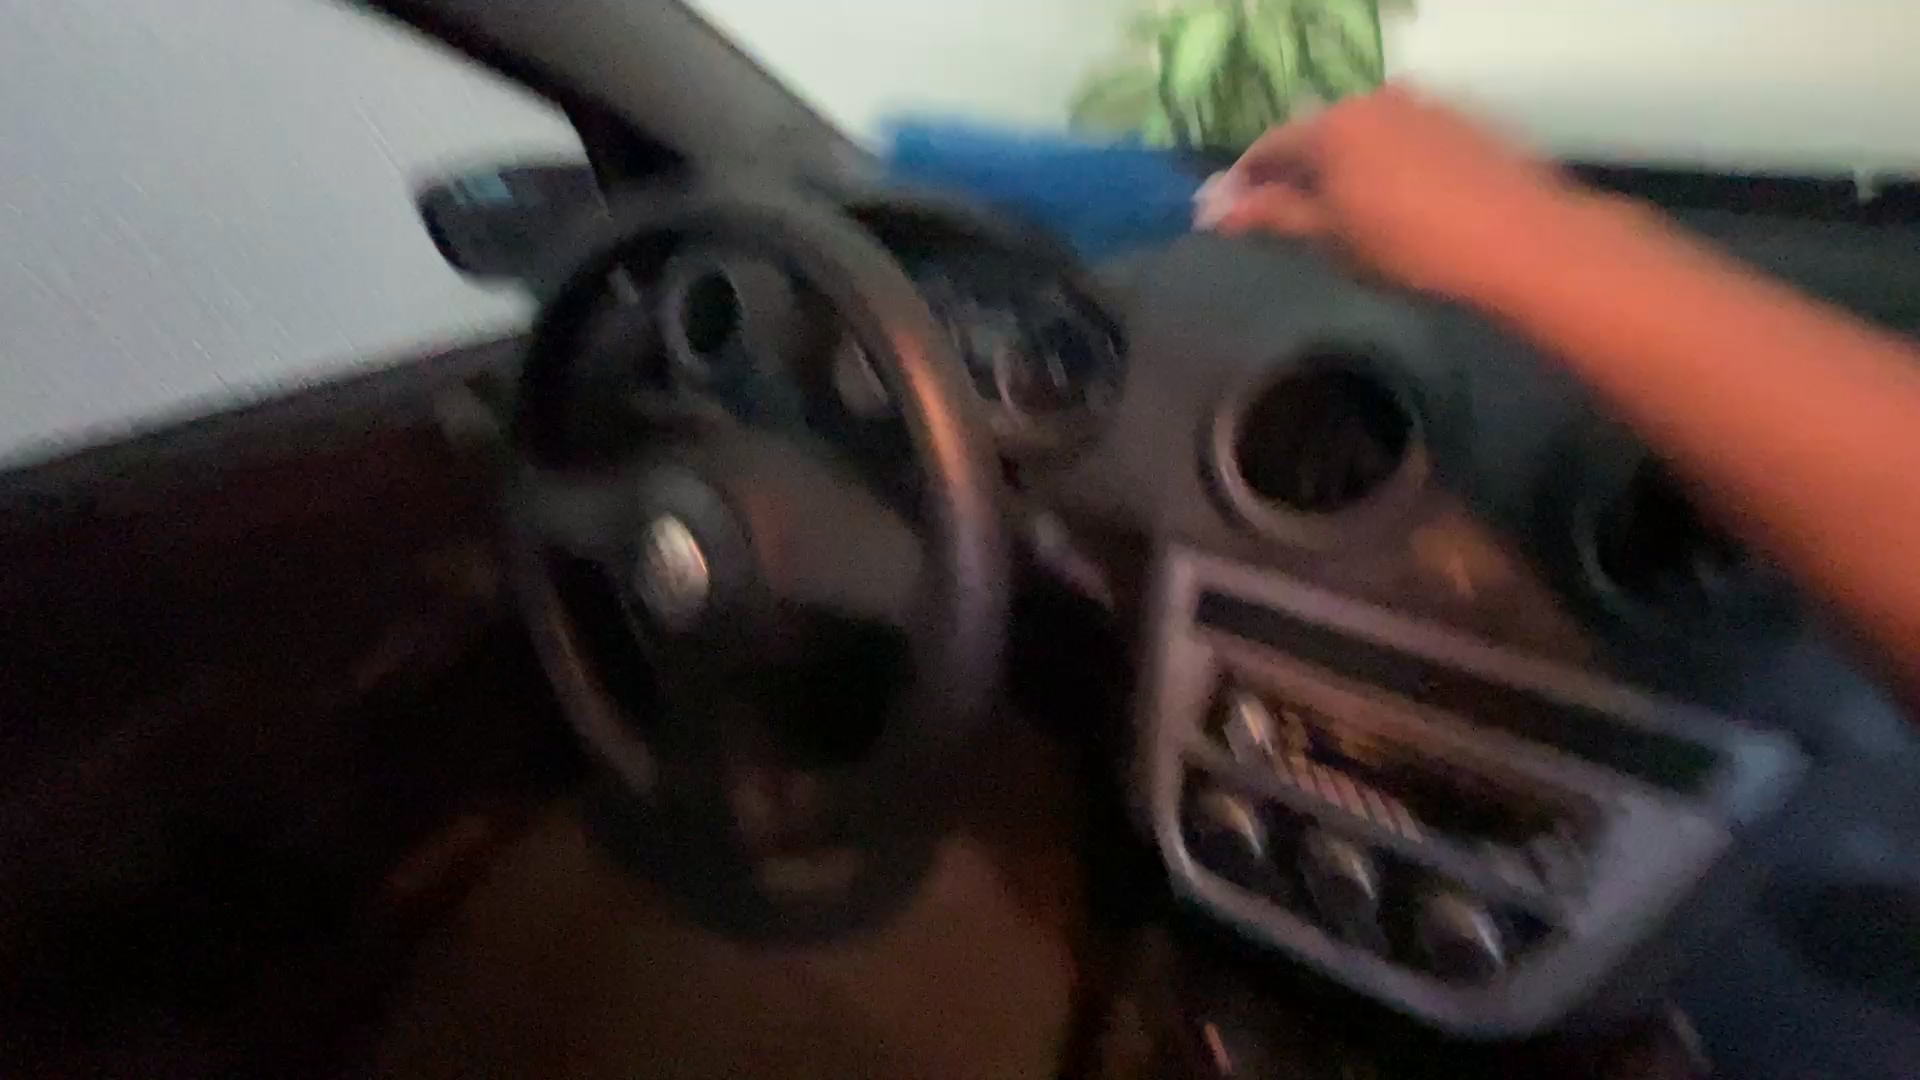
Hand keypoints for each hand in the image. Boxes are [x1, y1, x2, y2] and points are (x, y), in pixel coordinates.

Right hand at [1206, 86, 1583, 299]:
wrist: (1513, 238)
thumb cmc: (1403, 242)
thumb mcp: (1326, 234)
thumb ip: (1271, 214)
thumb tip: (1218, 210)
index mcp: (1333, 126)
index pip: (1268, 146)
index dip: (1241, 180)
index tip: (1225, 211)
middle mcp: (1373, 99)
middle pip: (1312, 135)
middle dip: (1287, 173)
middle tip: (1273, 216)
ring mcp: (1420, 104)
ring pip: (1355, 135)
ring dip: (1331, 167)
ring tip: (1326, 211)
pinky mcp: (1456, 120)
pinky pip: (1393, 137)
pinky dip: (1371, 163)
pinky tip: (1377, 198)